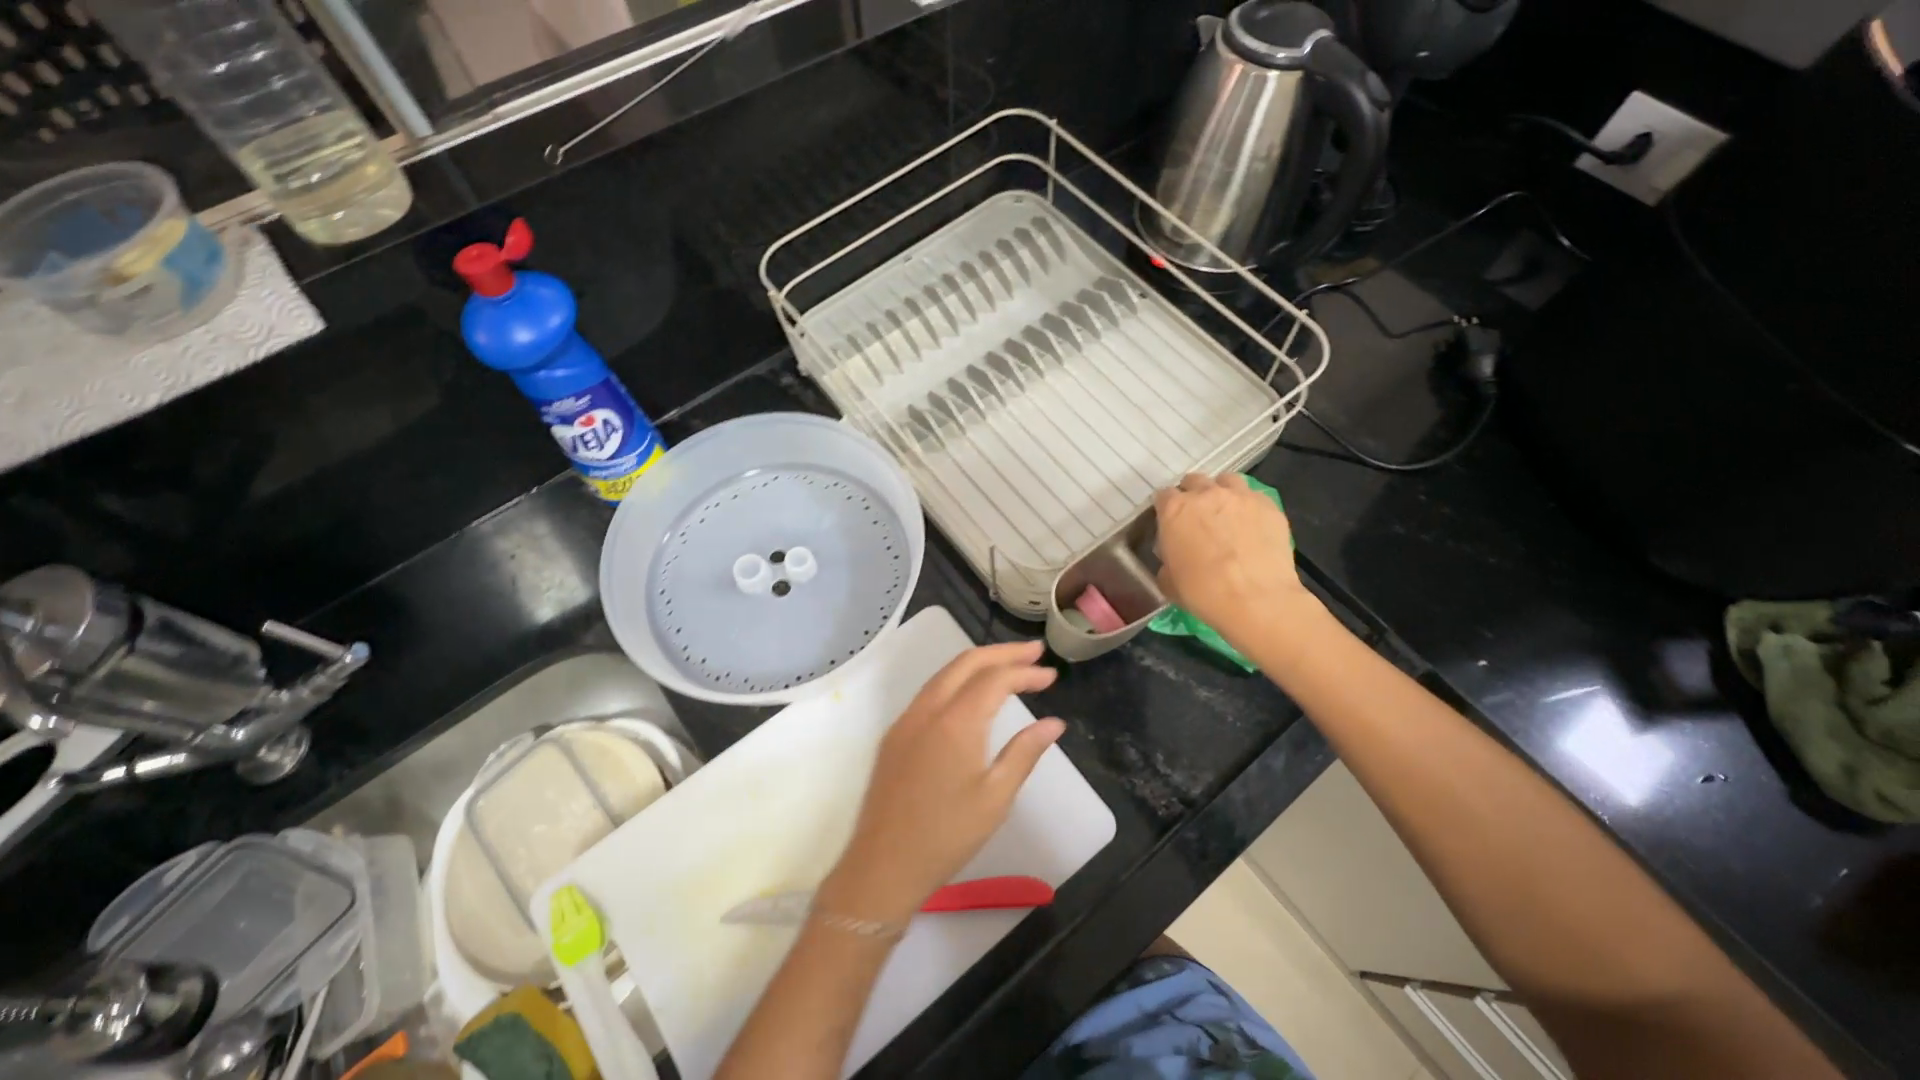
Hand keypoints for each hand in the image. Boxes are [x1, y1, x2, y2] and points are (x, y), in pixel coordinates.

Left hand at [819, 641, 1065, 924]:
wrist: (883, 865)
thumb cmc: (946, 835)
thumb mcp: (995, 798)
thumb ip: (1024, 753)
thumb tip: (1053, 723)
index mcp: (955, 722)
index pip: (995, 679)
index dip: (1025, 672)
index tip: (1051, 676)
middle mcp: (926, 711)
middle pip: (966, 663)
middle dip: (1002, 653)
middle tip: (1035, 653)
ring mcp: (905, 722)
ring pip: (943, 675)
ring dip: (977, 665)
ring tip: (1009, 667)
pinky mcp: (893, 737)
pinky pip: (928, 694)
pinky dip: (956, 682)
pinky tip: (972, 695)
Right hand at [1154, 473, 1314, 640]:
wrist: (1256, 600)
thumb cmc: (1204, 593)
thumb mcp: (1169, 582)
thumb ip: (1167, 561)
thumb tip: (1173, 559)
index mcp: (1174, 510)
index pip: (1163, 496)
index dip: (1166, 510)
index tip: (1170, 524)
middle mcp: (1206, 494)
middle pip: (1195, 481)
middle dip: (1193, 496)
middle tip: (1198, 519)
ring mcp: (1240, 496)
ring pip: (1227, 481)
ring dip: (1222, 493)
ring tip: (1227, 515)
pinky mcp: (1269, 505)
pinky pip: (1255, 497)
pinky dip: (1250, 507)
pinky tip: (1253, 527)